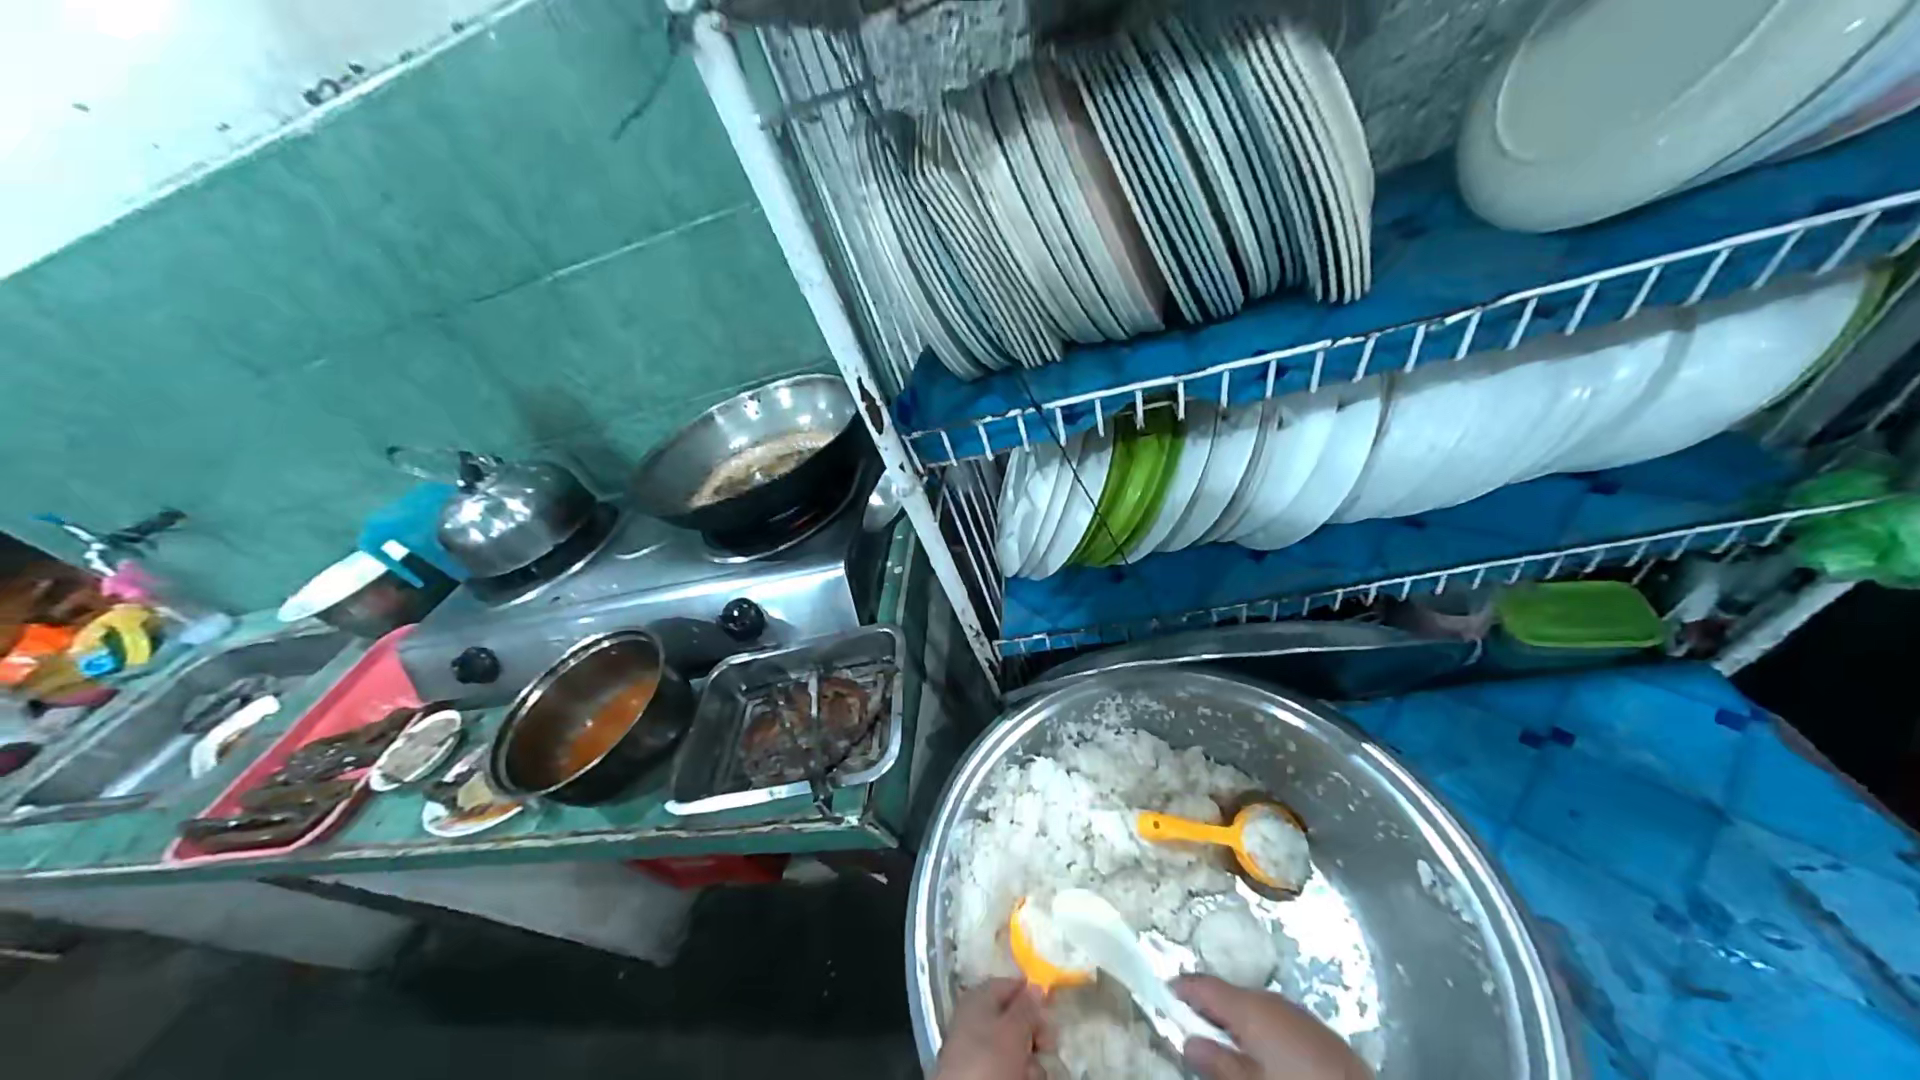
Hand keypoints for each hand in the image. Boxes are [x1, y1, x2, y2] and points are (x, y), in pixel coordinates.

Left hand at [934, 978, 1052, 1079]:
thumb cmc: (988, 1059)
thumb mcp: (1012, 1029)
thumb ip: (1027, 1006)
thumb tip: (1036, 985)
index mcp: (979, 998)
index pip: (1010, 985)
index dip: (1031, 993)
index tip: (1051, 1007)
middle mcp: (979, 1020)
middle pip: (1017, 1018)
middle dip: (1036, 1033)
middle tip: (1046, 1046)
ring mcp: (981, 1049)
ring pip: (1018, 1047)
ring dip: (1032, 1059)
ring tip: (1030, 1072)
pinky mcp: (986, 1073)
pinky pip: (1011, 1066)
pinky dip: (1022, 1073)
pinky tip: (1024, 1079)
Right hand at [1175, 975, 1371, 1079]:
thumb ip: (1215, 1063)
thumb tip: (1186, 1040)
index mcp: (1247, 1006)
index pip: (1200, 984)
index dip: (1177, 989)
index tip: (1160, 1000)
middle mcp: (1268, 999)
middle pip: (1225, 995)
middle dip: (1205, 1011)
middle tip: (1190, 1035)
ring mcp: (1295, 1013)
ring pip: (1250, 1008)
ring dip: (1233, 1023)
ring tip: (1225, 1051)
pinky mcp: (1315, 1031)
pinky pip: (1273, 1021)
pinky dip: (1258, 1032)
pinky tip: (1263, 1060)